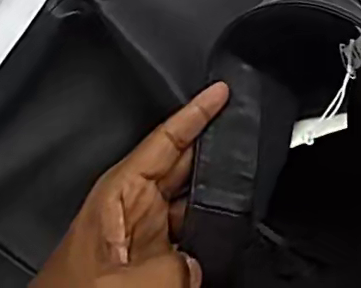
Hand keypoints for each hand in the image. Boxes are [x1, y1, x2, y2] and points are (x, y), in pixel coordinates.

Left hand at [32, 82, 230, 287]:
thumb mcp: (117, 285)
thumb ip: (168, 270)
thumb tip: (198, 266)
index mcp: (119, 194)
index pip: (165, 138)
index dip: (196, 112)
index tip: (220, 91)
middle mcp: (134, 210)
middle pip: (184, 166)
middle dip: (212, 150)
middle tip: (243, 133)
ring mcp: (145, 239)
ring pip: (192, 205)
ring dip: (214, 200)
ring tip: (243, 191)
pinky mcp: (152, 269)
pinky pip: (191, 242)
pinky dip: (210, 236)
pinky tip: (224, 239)